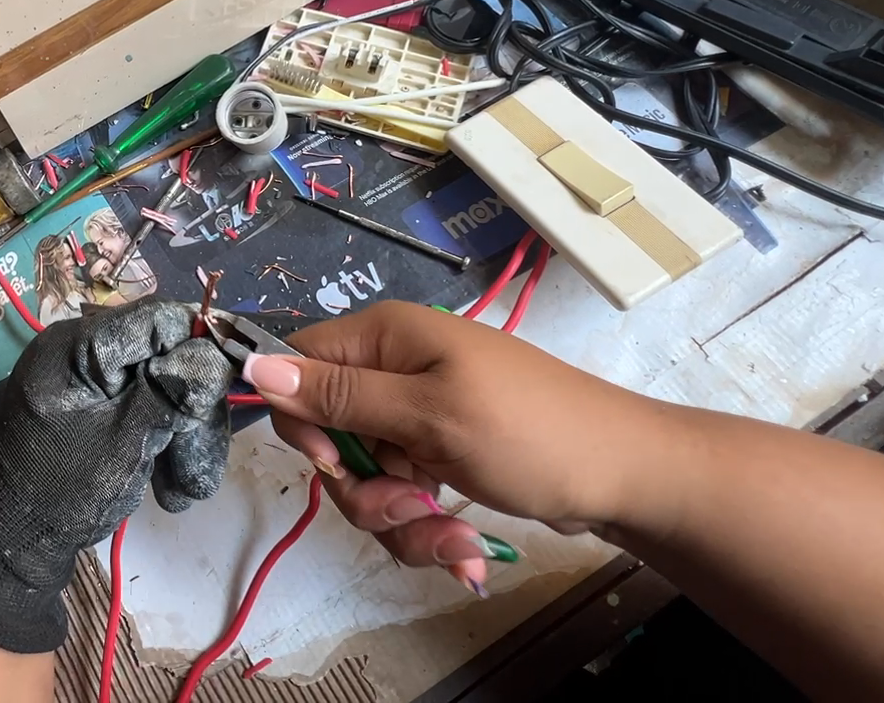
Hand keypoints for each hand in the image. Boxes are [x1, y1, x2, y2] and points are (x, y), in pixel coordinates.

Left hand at [0, 299, 234, 652]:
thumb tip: (217, 351)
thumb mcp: (124, 444)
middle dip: (191, 409)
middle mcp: (79, 348)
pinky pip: (142, 400)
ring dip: (182, 432)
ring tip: (185, 487)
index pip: (156, 319)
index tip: (231, 385)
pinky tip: (168, 479)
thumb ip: (169, 392)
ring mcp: (86, 375)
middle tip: (201, 468)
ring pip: (160, 381)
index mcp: (75, 346)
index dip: (201, 346)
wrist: (13, 542)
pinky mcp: (94, 398)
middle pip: (163, 354)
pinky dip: (162, 435)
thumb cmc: (60, 492)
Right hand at [243, 301, 679, 588]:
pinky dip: (422, 523)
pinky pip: (396, 490)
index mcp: (381, 338)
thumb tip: (252, 365)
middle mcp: (389, 369)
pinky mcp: (432, 450)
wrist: (631, 479)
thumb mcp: (428, 415)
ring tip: (451, 538)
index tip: (334, 462)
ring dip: (395, 516)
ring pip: (361, 472)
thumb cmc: (531, 433)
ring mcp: (412, 412)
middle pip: (326, 431)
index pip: (296, 366)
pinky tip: (463, 544)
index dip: (301, 419)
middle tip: (404, 506)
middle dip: (360, 485)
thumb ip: (337, 395)